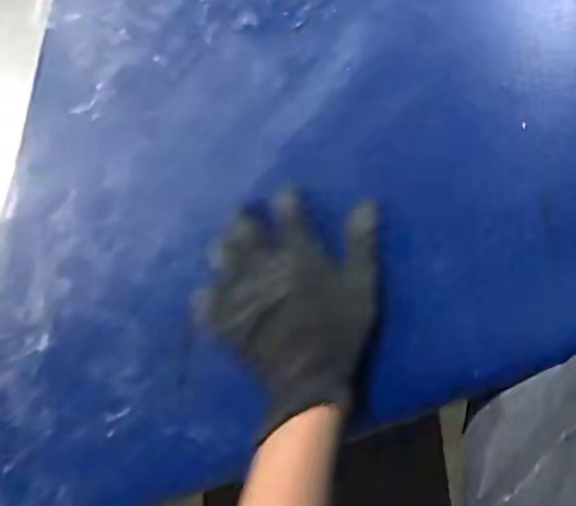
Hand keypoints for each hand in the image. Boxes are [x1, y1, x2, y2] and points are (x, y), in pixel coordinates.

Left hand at [199, 191, 378, 437]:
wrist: (308, 383)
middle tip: (246, 212)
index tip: (284, 192)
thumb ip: (361, 242)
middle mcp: (264, 266)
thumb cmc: (340, 329)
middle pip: (245, 231)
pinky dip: (208, 294)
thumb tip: (367, 203)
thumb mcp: (362, 284)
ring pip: (222, 260)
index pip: (288, 214)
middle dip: (244, 217)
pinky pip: (207, 303)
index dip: (285, 200)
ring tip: (226, 243)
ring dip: (224, 248)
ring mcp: (241, 295)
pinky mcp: (227, 324)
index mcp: (298, 253)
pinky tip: (209, 291)